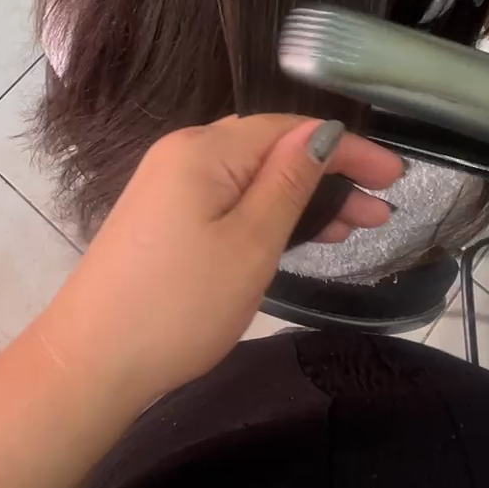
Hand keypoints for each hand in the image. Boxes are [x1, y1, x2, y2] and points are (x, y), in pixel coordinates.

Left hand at [35, 116, 402, 404]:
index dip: (344, 146)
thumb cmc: (180, 304)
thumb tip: (321, 133)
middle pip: (268, 147)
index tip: (396, 176)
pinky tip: (297, 233)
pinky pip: (226, 196)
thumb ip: (288, 183)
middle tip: (381, 210)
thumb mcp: (249, 244)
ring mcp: (168, 183)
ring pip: (249, 175)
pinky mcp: (162, 213)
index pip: (288, 128)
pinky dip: (265, 210)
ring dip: (301, 195)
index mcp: (203, 149)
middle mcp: (182, 152)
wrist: (91, 359)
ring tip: (354, 225)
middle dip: (327, 172)